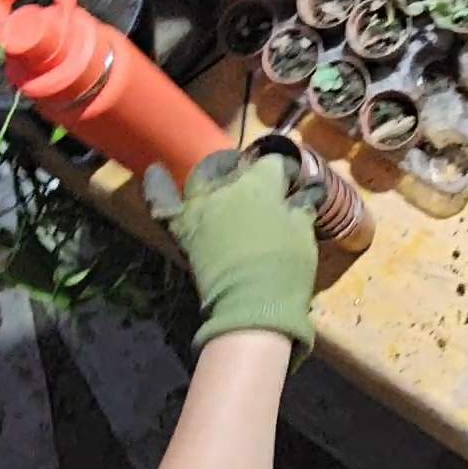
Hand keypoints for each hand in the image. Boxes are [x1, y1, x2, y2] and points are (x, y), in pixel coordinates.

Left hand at [144, 150, 320, 353]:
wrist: (254, 305)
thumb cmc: (286, 266)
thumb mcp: (303, 232)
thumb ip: (303, 204)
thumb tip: (311, 187)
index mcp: (261, 184)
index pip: (273, 163)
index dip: (285, 170)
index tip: (293, 183)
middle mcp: (227, 187)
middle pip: (238, 166)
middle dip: (251, 167)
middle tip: (263, 182)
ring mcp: (201, 207)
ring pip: (203, 175)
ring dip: (215, 169)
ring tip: (225, 171)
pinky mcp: (182, 229)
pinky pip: (162, 203)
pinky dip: (157, 186)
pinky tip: (156, 170)